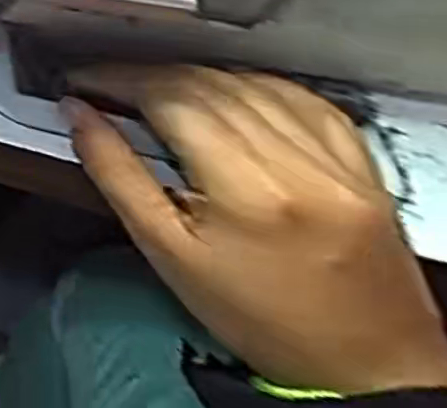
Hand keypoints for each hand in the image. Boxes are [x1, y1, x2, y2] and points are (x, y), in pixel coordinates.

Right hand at [64, 65, 446, 395]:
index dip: (115, 79)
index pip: (171, 100)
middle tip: (102, 82)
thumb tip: (76, 110)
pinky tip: (221, 90)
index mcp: (251, 191)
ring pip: (249, 84)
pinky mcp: (364, 171)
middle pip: (207, 86)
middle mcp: (303, 168)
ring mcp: (342, 167)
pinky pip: (303, 101)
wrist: (370, 371)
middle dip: (143, 75)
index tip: (79, 80)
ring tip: (151, 87)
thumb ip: (112, 170)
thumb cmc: (252, 314)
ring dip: (189, 75)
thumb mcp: (162, 247)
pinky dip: (250, 83)